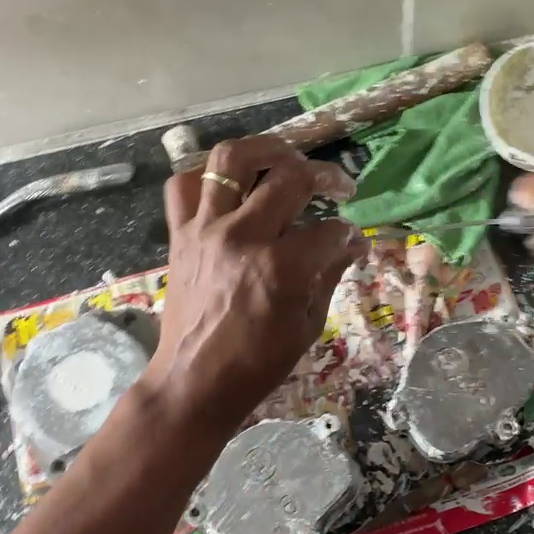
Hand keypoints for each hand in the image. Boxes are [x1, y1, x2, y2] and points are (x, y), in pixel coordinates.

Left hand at [141, 136, 363, 430]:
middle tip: (337, 188)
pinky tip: (230, 187)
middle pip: (289, 177)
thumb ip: (329, 274)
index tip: (353, 241)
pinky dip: (208, 177)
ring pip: (232, 159)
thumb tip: (351, 244)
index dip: (349, 234)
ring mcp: (205, 230)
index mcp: (280, 268)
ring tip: (286, 160)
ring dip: (267, 150)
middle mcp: (242, 236)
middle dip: (324, 176)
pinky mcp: (180, 234)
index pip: (329, 231)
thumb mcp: (308, 325)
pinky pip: (185, 185)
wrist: (195, 382)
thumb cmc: (258, 363)